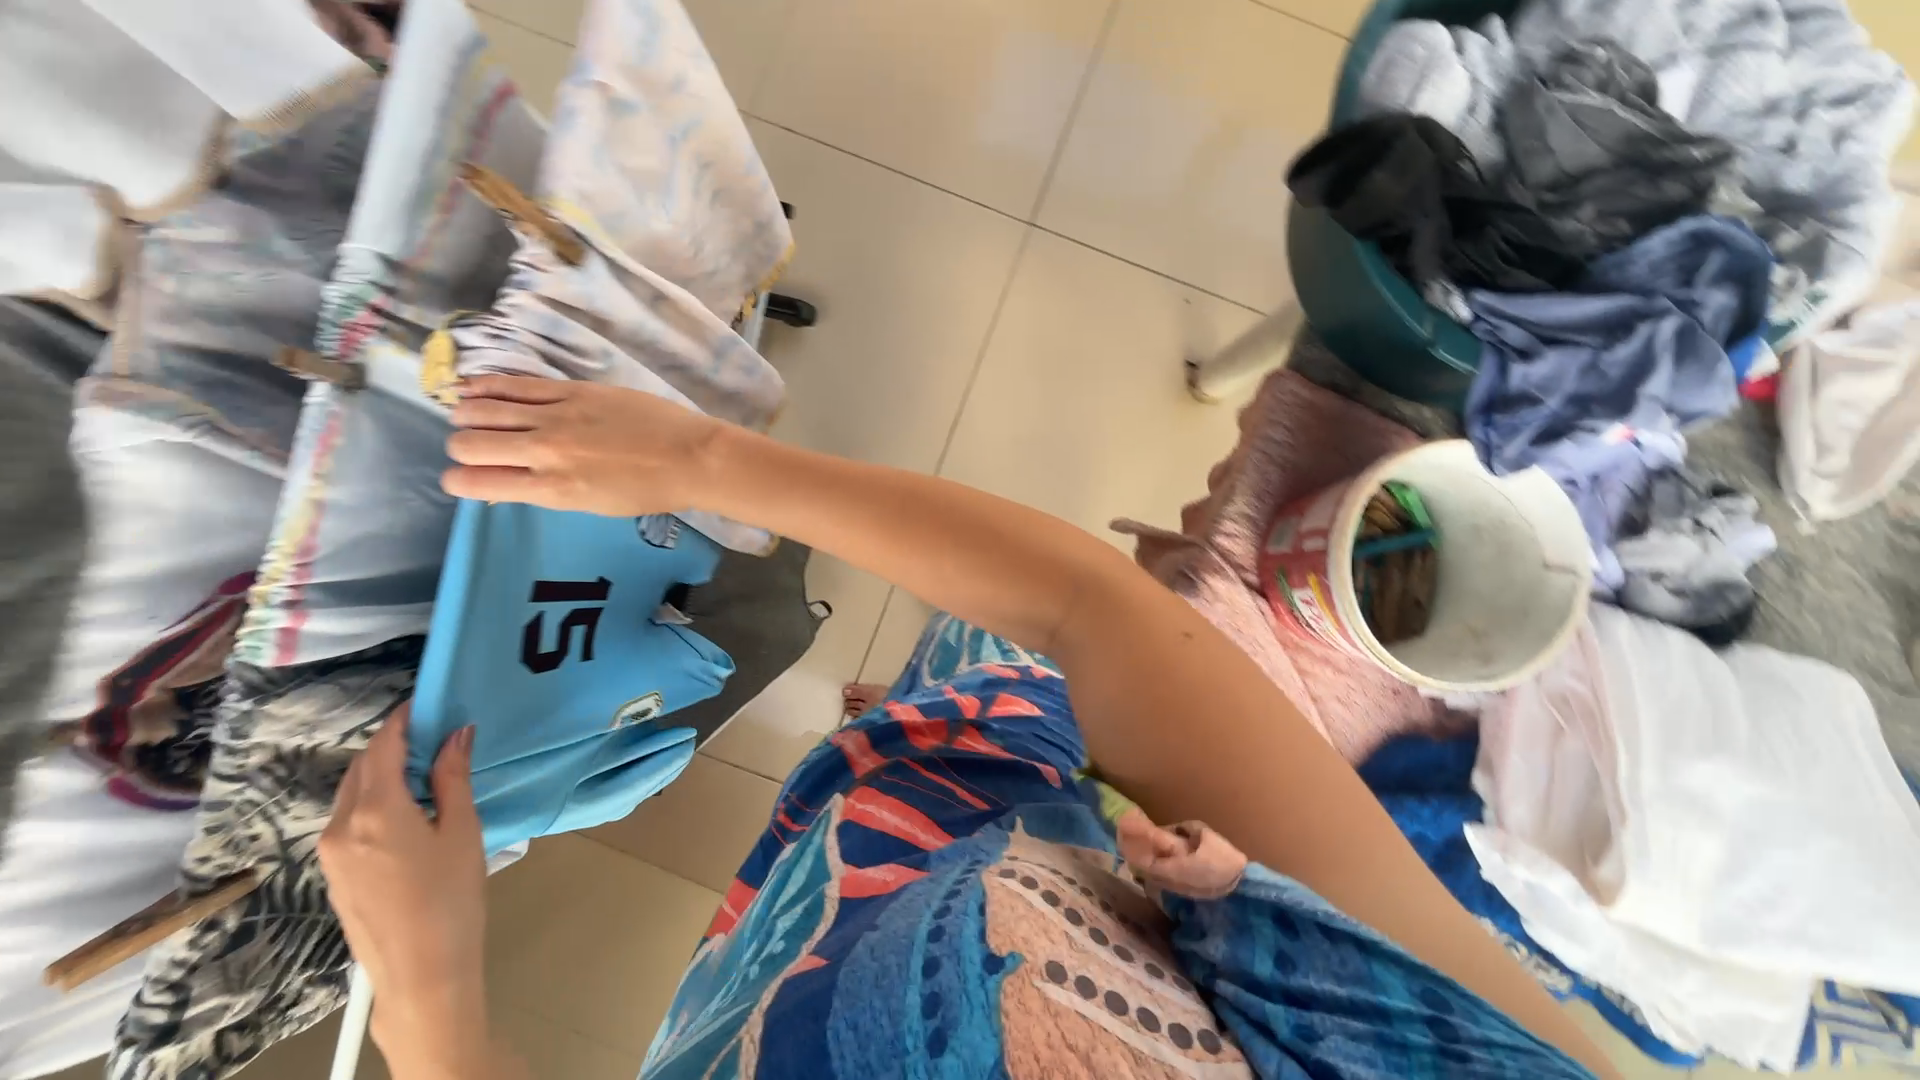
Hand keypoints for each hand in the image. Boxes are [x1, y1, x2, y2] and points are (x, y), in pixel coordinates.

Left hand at [319, 704, 493, 1076]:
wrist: (420, 972)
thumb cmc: (452, 897)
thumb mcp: (462, 831)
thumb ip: (453, 778)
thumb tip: (456, 733)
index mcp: (375, 810)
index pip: (383, 746)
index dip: (404, 719)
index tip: (428, 702)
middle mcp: (340, 825)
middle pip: (362, 767)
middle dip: (393, 745)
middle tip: (435, 735)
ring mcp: (330, 852)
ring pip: (352, 794)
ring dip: (382, 772)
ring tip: (426, 771)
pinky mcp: (332, 874)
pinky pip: (349, 819)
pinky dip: (374, 799)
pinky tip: (408, 810)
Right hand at [442, 375, 728, 516]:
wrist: (692, 457)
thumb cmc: (648, 490)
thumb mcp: (591, 505)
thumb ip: (544, 492)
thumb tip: (504, 484)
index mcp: (550, 490)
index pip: (473, 482)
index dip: (459, 480)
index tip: (464, 476)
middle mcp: (544, 453)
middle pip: (469, 443)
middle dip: (461, 446)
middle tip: (473, 445)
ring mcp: (556, 417)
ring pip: (482, 409)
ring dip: (467, 414)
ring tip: (468, 415)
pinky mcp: (572, 390)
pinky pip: (515, 384)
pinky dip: (486, 386)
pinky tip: (472, 388)